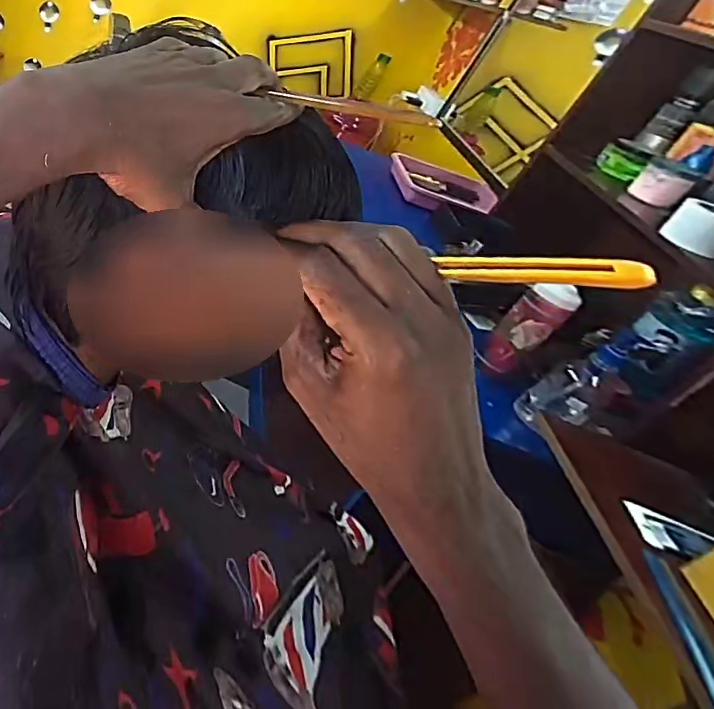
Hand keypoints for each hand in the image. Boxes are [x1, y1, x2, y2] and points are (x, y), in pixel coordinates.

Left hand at [17, 37, 298, 210]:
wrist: (85, 114)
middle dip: (268, 80)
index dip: (287, 112)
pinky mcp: (155, 49)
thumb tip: (198, 240)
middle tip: (268, 89)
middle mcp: (214, 80)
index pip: (274, 110)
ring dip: (231, 65)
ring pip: (222, 54)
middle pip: (257, 71)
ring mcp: (184, 59)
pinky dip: (192, 56)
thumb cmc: (129, 157)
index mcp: (228, 114)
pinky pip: (185, 47)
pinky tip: (181, 65)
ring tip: (228, 78)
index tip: (291, 113)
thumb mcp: (164, 198)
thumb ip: (189, 216)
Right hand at [275, 223, 500, 526]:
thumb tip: (273, 278)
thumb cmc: (365, 444)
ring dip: (346, 232)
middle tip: (279, 241)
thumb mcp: (307, 386)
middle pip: (356, 242)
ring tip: (315, 244)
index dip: (282, 252)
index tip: (258, 251)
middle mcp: (419, 317)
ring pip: (392, 238)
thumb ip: (289, 324)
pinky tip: (355, 258)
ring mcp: (444, 312)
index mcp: (379, 343)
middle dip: (309, 232)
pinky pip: (418, 256)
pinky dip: (380, 246)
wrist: (440, 481)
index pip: (321, 268)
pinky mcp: (455, 313)